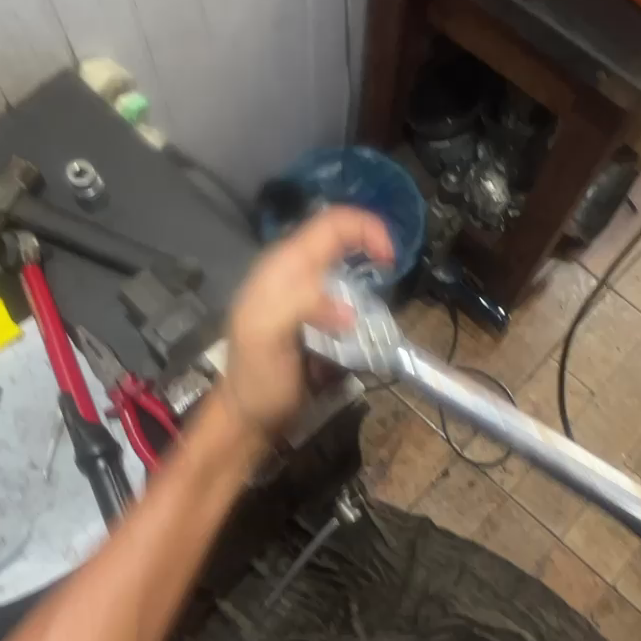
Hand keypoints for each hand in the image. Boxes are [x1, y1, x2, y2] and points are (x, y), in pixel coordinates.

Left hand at [218, 207, 393, 435]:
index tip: (390, 259)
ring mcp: (302, 293)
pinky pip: (342, 292)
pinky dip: (360, 300)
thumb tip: (347, 310)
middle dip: (370, 246)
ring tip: (379, 302)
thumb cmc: (258, 379)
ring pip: (342, 263)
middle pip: (339, 236)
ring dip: (366, 275)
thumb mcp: (267, 338)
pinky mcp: (312, 314)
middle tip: (391, 274)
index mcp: (282, 267)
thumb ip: (300, 307)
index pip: (329, 224)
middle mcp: (292, 272)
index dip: (365, 228)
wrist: (248, 415)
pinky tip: (363, 321)